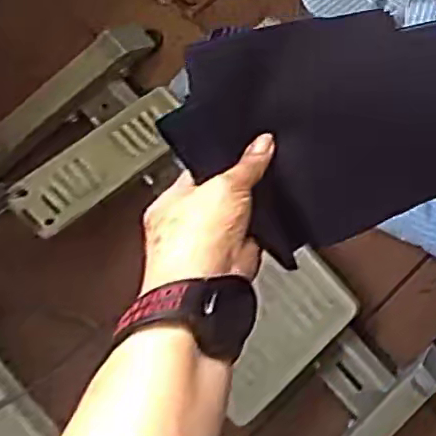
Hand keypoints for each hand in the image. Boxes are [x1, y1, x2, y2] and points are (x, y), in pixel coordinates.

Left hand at [140, 134, 273, 291]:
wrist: (204, 291)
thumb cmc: (190, 247)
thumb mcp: (225, 186)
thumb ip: (247, 164)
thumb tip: (263, 143)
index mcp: (170, 201)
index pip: (201, 168)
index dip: (226, 156)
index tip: (249, 145)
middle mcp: (188, 222)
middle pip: (225, 189)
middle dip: (243, 182)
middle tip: (257, 171)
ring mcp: (212, 240)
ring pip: (243, 211)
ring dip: (254, 207)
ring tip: (258, 200)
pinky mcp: (234, 255)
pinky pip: (256, 230)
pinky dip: (264, 227)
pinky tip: (265, 221)